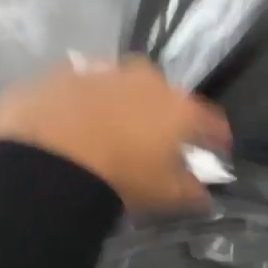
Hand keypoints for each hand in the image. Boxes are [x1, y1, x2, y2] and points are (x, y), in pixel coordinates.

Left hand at [0, 57, 230, 210]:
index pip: (212, 121)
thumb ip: (194, 191)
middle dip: (167, 112)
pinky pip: (82, 89)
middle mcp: (143, 80)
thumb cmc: (125, 176)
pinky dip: (87, 104)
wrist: (48, 161)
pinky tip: (80, 127)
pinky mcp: (57, 75)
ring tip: (117, 130)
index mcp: (179, 107)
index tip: (219, 151)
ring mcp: (98, 72)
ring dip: (125, 103)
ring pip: (122, 85)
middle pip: (166, 93)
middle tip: (161, 137)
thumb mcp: (170, 195)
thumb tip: (205, 194)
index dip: (218, 138)